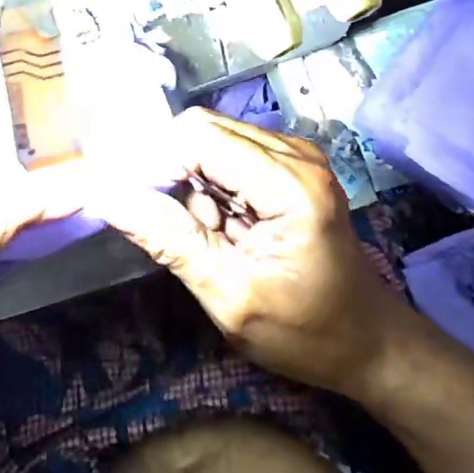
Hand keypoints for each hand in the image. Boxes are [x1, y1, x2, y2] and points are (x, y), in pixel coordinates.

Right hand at [100, 108, 418, 397]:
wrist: (367, 342)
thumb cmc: (305, 332)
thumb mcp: (229, 296)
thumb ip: (168, 241)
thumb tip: (105, 196)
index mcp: (290, 184)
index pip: (198, 137)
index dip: (155, 161)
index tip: (133, 201)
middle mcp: (295, 152)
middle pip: (202, 129)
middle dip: (170, 171)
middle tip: (167, 225)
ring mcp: (294, 153)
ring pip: (210, 139)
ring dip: (190, 182)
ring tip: (206, 235)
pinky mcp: (287, 163)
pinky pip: (227, 153)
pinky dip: (208, 186)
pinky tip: (221, 226)